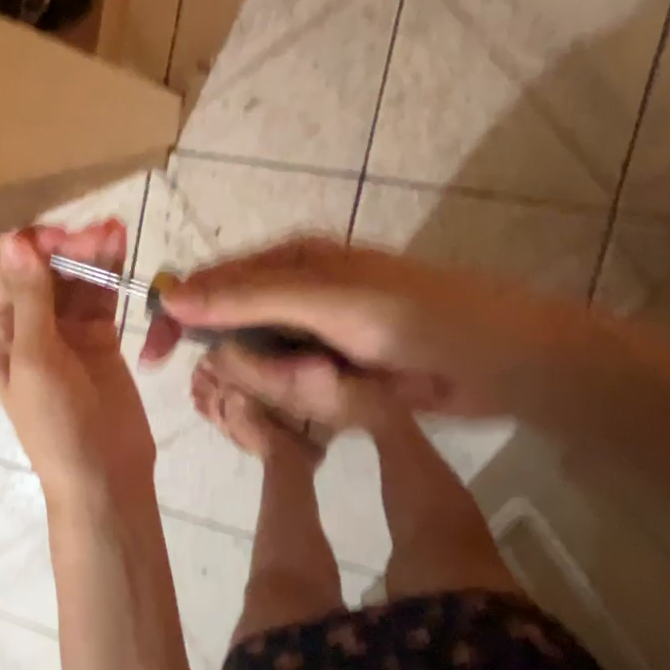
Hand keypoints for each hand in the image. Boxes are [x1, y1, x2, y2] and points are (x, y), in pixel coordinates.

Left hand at [0, 221, 155, 502]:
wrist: (104, 478)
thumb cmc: (56, 424)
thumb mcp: (36, 361)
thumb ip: (30, 299)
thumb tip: (14, 239)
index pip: (9, 271)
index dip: (34, 247)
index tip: (64, 236)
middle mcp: (25, 323)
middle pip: (44, 269)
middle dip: (68, 248)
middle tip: (100, 235)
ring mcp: (63, 329)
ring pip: (74, 278)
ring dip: (91, 253)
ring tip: (116, 230)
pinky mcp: (97, 335)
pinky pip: (100, 295)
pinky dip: (110, 271)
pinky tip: (122, 245)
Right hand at [142, 237, 574, 423]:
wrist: (514, 367)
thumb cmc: (419, 318)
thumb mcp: (328, 302)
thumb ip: (246, 300)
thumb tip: (166, 296)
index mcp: (285, 263)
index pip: (206, 285)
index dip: (178, 319)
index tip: (156, 358)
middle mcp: (292, 297)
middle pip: (234, 341)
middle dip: (262, 372)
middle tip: (314, 382)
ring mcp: (314, 339)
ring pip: (265, 376)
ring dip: (300, 391)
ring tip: (354, 388)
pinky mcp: (336, 375)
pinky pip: (296, 397)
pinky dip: (319, 406)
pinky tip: (358, 399)